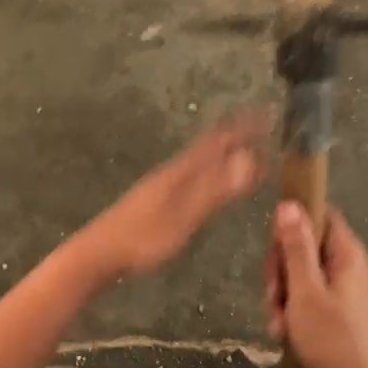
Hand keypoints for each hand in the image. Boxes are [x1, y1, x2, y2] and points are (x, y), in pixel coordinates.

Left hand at [73, 111, 268, 277]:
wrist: (99, 254)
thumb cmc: (143, 238)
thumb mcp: (184, 216)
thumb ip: (215, 189)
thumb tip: (250, 159)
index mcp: (182, 171)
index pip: (219, 141)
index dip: (243, 127)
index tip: (268, 113)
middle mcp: (174, 171)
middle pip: (209, 146)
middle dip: (236, 134)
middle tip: (262, 124)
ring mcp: (163, 185)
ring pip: (200, 160)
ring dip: (223, 151)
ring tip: (243, 148)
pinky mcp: (156, 200)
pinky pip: (192, 175)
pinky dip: (210, 169)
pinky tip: (208, 181)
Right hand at [266, 203, 367, 367]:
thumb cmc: (330, 339)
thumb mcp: (305, 290)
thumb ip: (295, 247)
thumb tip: (288, 204)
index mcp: (347, 254)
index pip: (319, 215)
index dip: (293, 225)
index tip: (273, 247)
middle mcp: (346, 265)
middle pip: (303, 245)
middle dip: (280, 269)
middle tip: (271, 293)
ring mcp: (339, 288)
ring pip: (298, 273)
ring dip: (280, 294)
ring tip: (276, 321)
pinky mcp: (331, 309)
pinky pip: (303, 296)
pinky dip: (289, 310)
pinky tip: (281, 331)